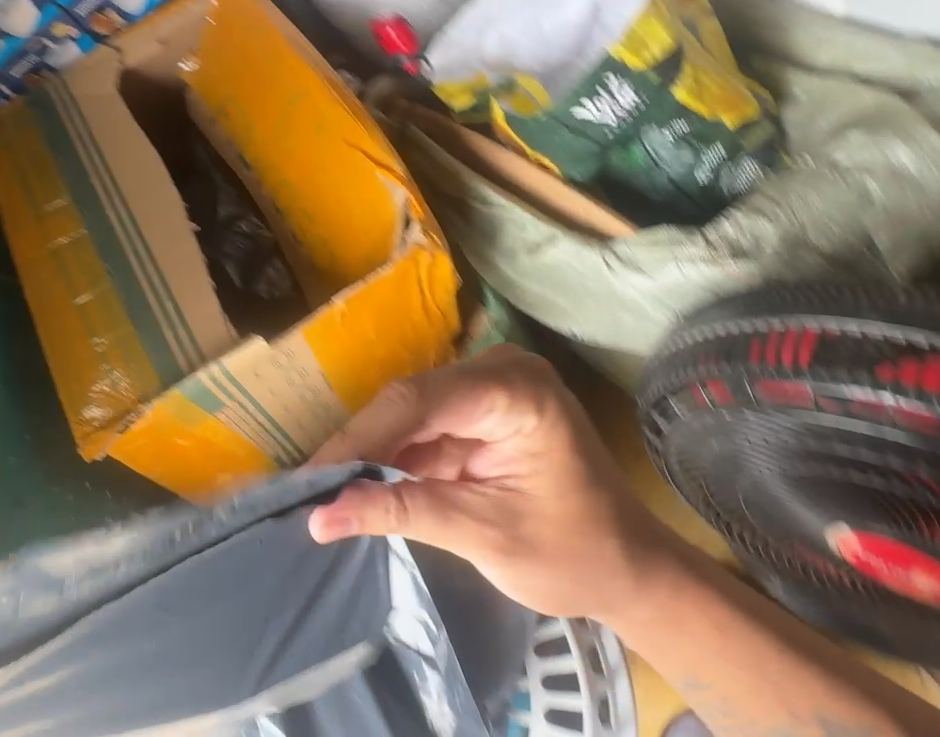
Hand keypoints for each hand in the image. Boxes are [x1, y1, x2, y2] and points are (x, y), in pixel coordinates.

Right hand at [306, 346, 676, 621]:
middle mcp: (500, 372)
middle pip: (408, 401)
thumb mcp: (484, 535)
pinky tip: (360, 482)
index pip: (418, 401)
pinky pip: (423, 428)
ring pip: (409, 413)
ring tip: (323, 488)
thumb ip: (402, 512)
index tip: (312, 478)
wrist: (630, 568)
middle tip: (309, 486)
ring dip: (371, 453)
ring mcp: (490, 388)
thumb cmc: (574, 554)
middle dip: (360, 446)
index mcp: (515, 391)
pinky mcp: (480, 411)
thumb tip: (321, 516)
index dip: (358, 438)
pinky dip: (395, 458)